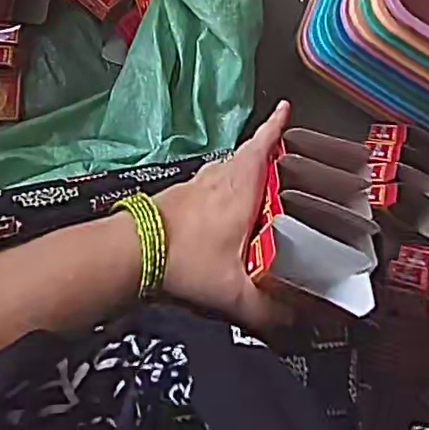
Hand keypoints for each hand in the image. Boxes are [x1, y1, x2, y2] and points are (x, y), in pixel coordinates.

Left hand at [154, 100, 293, 329]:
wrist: (135, 249)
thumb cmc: (187, 259)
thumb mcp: (234, 291)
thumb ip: (268, 310)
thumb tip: (293, 322)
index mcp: (240, 188)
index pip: (262, 146)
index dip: (275, 126)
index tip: (285, 107)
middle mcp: (220, 178)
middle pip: (247, 153)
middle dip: (266, 149)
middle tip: (283, 155)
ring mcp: (198, 183)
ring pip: (228, 166)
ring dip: (244, 166)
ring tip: (259, 182)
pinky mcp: (181, 193)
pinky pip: (211, 180)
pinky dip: (224, 184)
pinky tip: (225, 206)